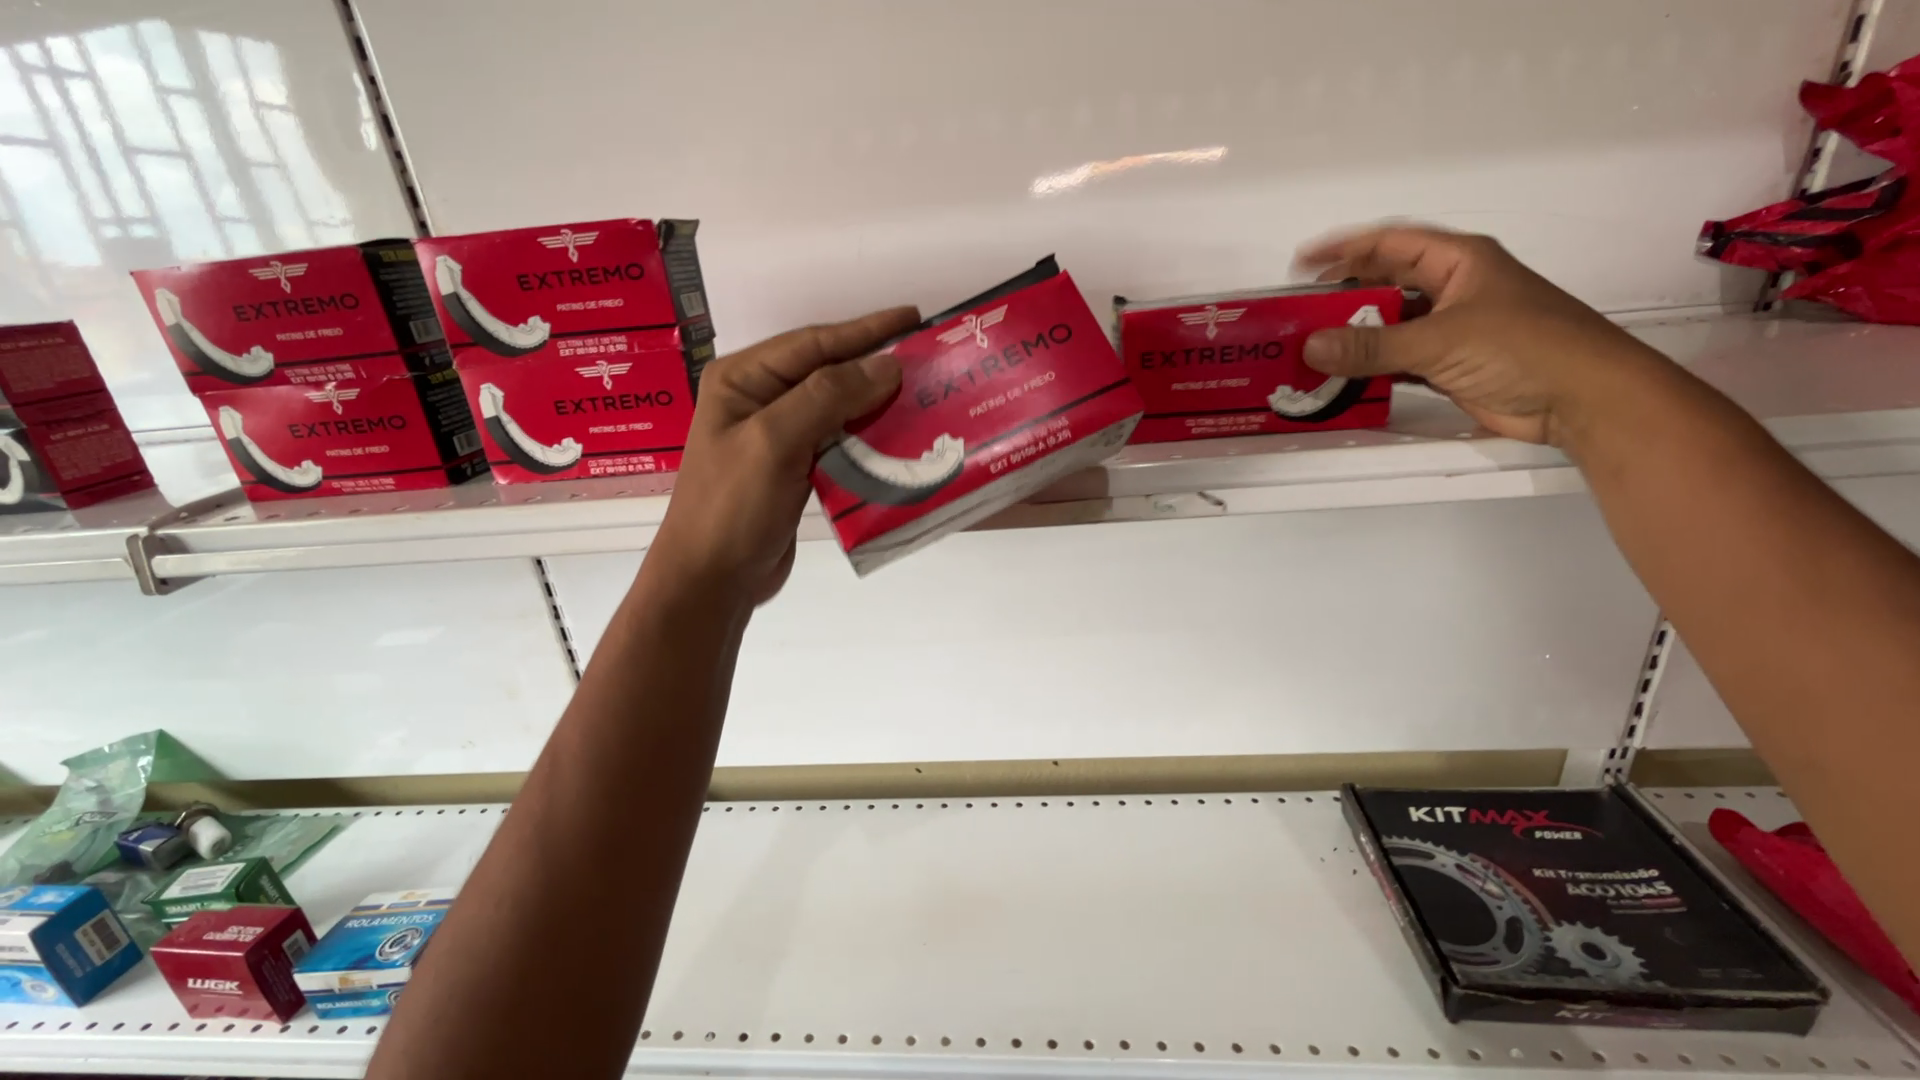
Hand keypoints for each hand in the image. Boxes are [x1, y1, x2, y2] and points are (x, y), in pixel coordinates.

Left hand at [649, 306, 920, 606]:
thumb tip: (886, 365)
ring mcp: (778, 436)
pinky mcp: (795, 470)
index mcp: (744, 380)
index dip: (866, 330)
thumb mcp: (775, 442)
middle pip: (828, 371)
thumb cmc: (732, 507)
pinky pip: (839, 442)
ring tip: (924, 394)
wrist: (712, 580)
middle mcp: (760, 400)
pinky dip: (869, 438)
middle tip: (928, 357)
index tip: (914, 317)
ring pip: (838, 408)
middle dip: (876, 364)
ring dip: (877, 402)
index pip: (813, 343)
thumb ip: (827, 397)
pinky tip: (899, 437)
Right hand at [1295, 225, 1668, 445]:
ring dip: (1354, 336)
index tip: (1300, 263)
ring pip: (1390, 324)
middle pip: (1385, 283)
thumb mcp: (1441, 340)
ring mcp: (1452, 327)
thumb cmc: (1524, 347)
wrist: (1584, 398)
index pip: (1390, 242)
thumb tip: (1310, 347)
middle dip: (1342, 296)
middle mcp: (1452, 287)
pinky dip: (1370, 367)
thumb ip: (1372, 346)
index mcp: (1458, 260)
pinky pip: (1397, 359)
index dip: (1343, 248)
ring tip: (1309, 347)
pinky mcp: (1451, 364)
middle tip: (1299, 313)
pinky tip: (1340, 377)